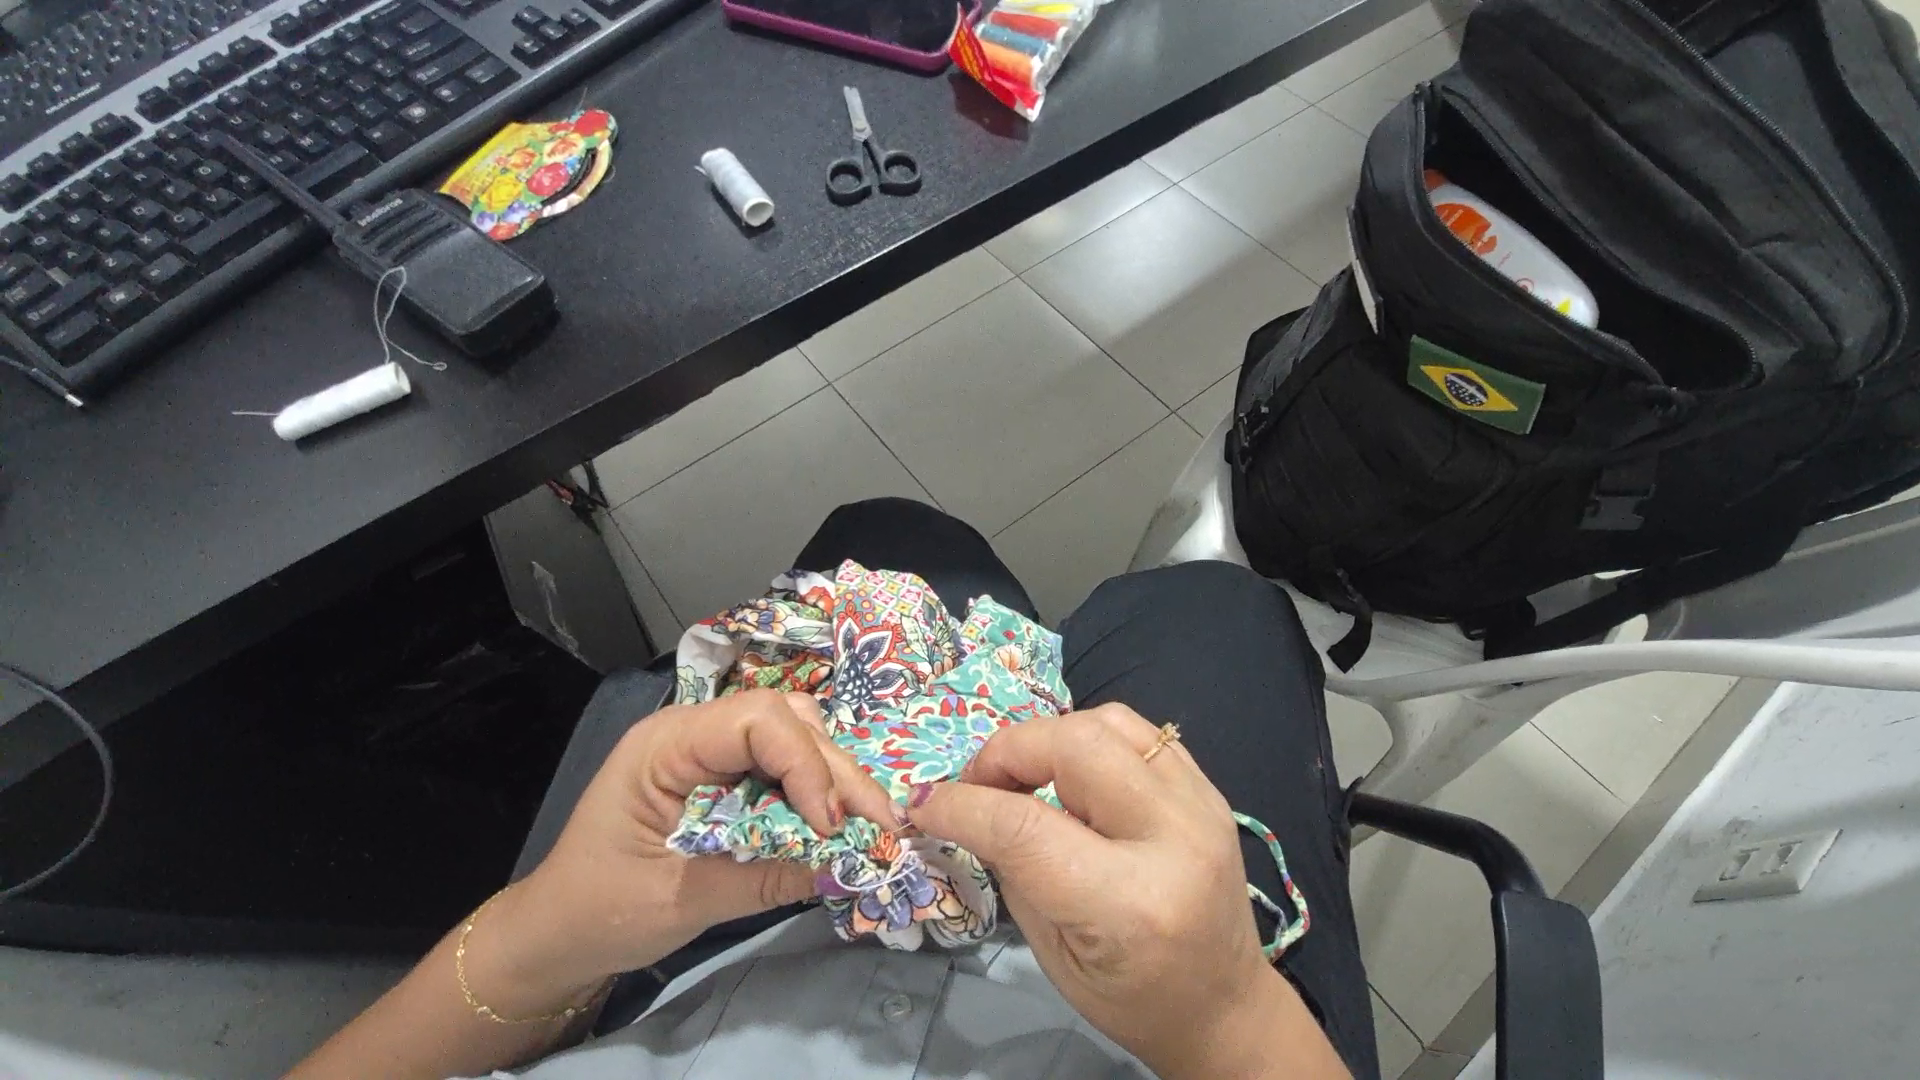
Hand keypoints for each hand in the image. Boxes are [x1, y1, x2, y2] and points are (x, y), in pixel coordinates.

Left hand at [473, 690, 899, 1012]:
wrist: (556, 932)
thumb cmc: (600, 913)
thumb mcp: (681, 902)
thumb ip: (763, 877)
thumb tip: (847, 864)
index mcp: (665, 746)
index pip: (755, 721)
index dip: (804, 763)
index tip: (830, 825)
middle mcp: (692, 731)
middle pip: (785, 721)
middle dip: (835, 770)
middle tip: (881, 822)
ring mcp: (709, 748)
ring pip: (793, 733)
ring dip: (833, 774)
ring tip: (866, 819)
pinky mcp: (723, 772)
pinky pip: (782, 762)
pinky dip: (815, 787)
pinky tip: (837, 817)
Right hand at [905, 705, 1348, 1079]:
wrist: (1226, 1005)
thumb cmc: (1132, 997)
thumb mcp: (1053, 951)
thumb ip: (1012, 866)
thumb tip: (962, 807)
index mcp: (1131, 903)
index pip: (1027, 827)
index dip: (963, 806)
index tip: (926, 805)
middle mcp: (1173, 839)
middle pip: (1075, 746)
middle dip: (1008, 752)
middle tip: (980, 785)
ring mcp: (1200, 804)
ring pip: (1107, 722)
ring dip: (1048, 738)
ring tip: (1025, 775)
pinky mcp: (1207, 788)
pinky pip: (1137, 730)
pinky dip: (1088, 737)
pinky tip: (1071, 771)